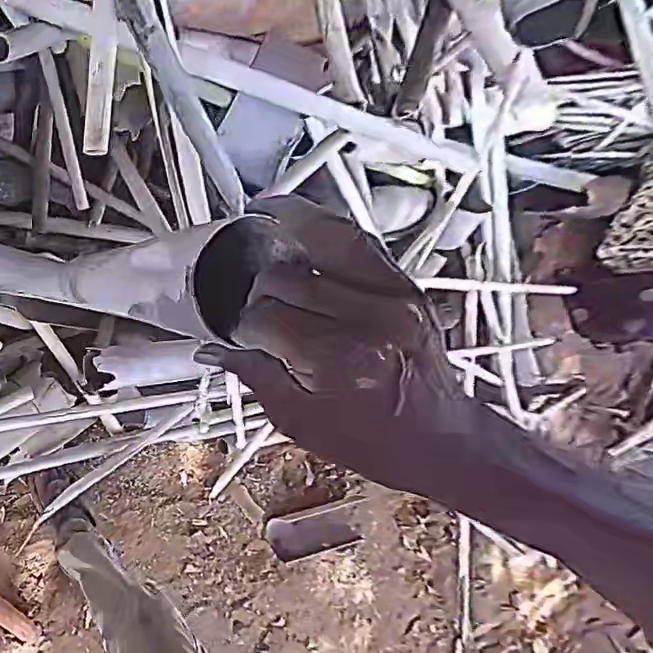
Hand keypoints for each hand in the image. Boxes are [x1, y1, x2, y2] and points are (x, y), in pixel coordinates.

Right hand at [199, 195, 487, 498]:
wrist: (443, 439)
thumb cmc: (372, 439)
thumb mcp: (296, 420)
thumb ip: (251, 375)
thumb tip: (209, 348)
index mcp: (337, 360)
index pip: (262, 317)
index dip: (240, 327)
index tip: (240, 340)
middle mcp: (370, 320)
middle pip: (283, 281)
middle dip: (257, 296)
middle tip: (255, 317)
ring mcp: (393, 296)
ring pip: (315, 246)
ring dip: (279, 245)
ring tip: (253, 231)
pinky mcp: (404, 285)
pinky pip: (354, 239)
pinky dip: (318, 222)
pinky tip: (287, 212)